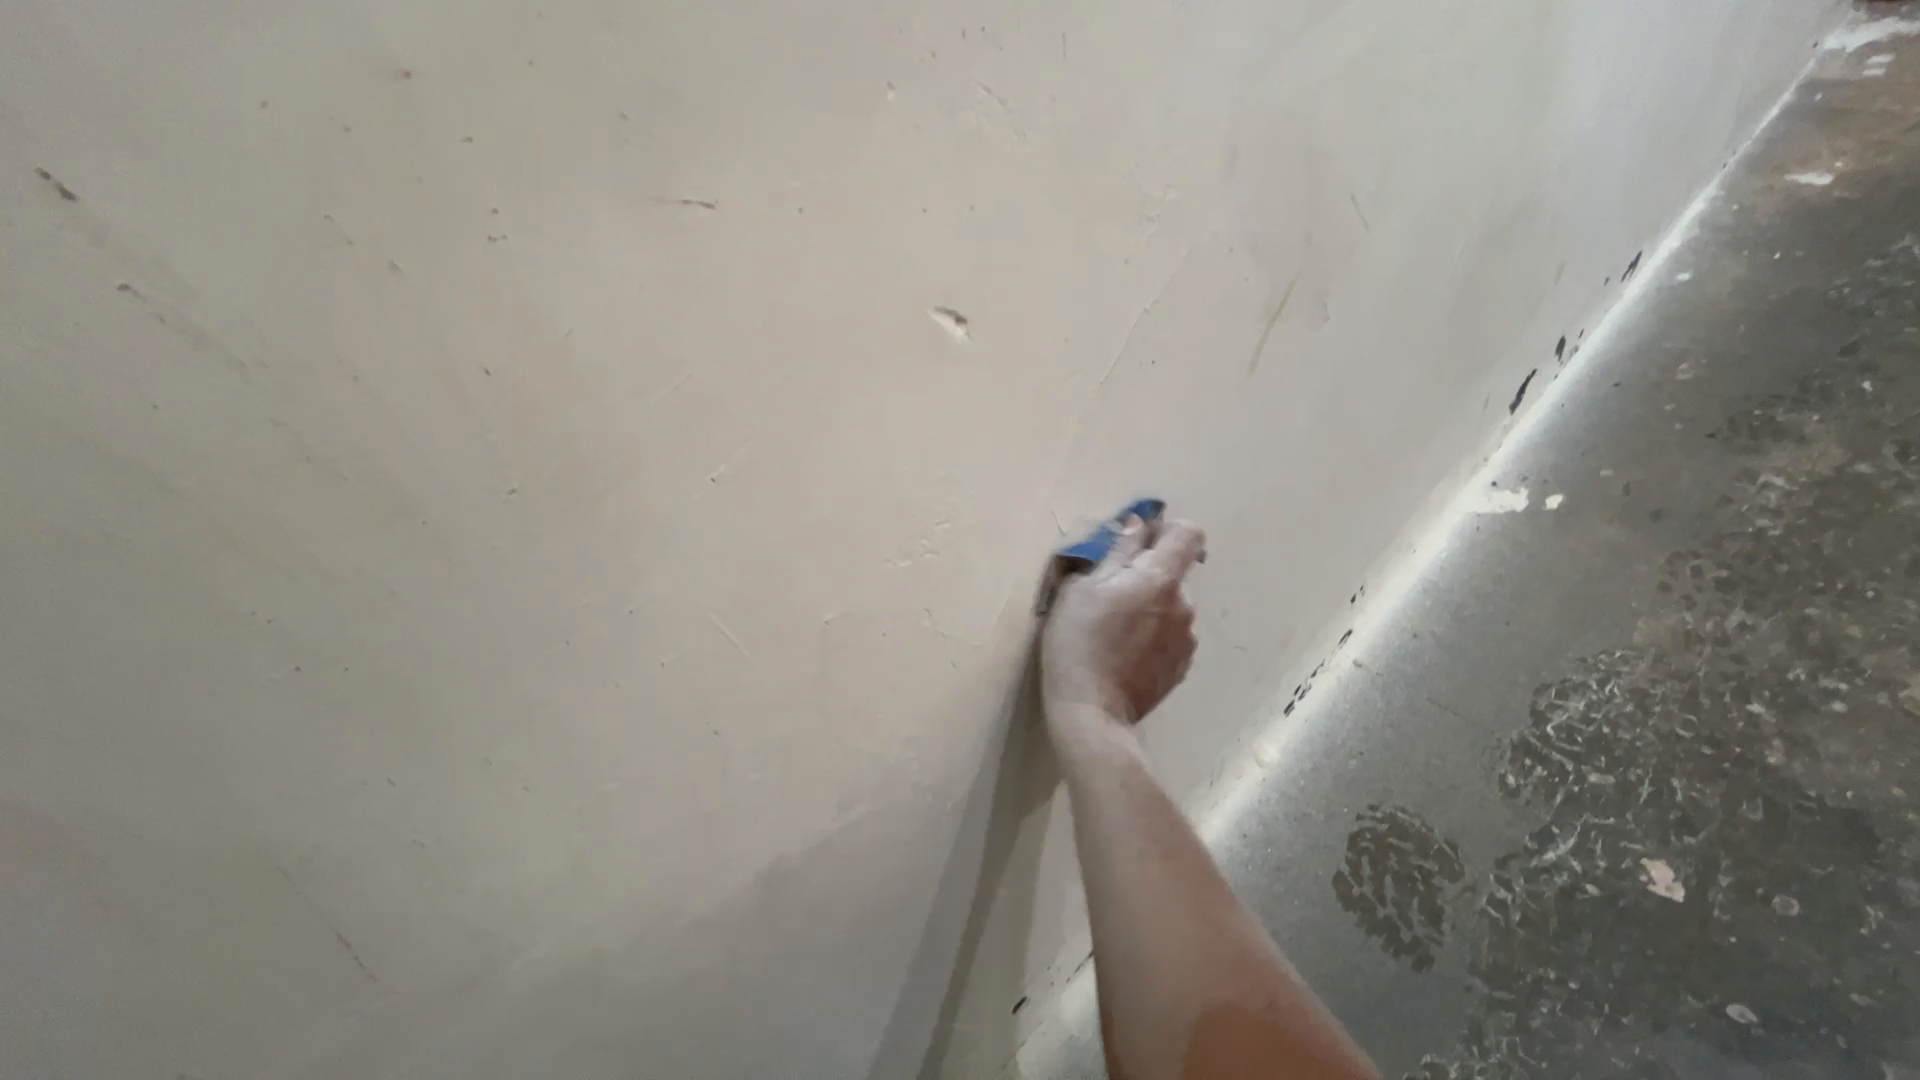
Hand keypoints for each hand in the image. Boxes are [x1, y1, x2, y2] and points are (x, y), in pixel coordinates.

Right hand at [1041, 516, 1207, 728]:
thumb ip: (1116, 552)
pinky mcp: (1182, 667)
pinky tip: (1125, 654)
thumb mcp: (1083, 588)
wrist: (1093, 712)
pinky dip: (1153, 636)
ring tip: (1116, 631)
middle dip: (1147, 575)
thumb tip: (1137, 525)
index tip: (1138, 542)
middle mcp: (1184, 604)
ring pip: (1171, 606)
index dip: (1166, 530)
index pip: (1189, 534)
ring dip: (1151, 608)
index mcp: (1161, 578)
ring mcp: (1187, 639)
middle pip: (1175, 573)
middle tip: (1109, 595)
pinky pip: (1171, 636)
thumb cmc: (1078, 642)